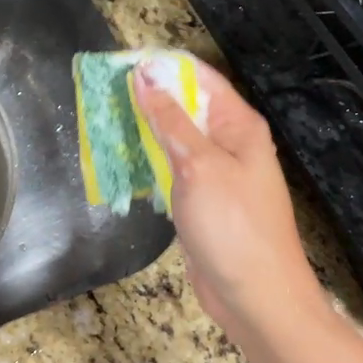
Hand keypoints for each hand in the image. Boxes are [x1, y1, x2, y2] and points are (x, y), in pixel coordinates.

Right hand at [131, 55, 321, 335]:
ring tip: (103, 118)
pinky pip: (170, 166)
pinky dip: (147, 159)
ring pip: (173, 136)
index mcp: (237, 125)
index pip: (199, 76)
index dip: (163, 65)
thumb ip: (168, 119)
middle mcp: (227, 141)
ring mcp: (214, 171)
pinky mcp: (200, 197)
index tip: (122, 61)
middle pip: (184, 104)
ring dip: (143, 128)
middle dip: (147, 96)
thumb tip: (143, 76)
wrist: (258, 301)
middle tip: (104, 90)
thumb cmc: (234, 227)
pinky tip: (119, 157)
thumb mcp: (197, 165)